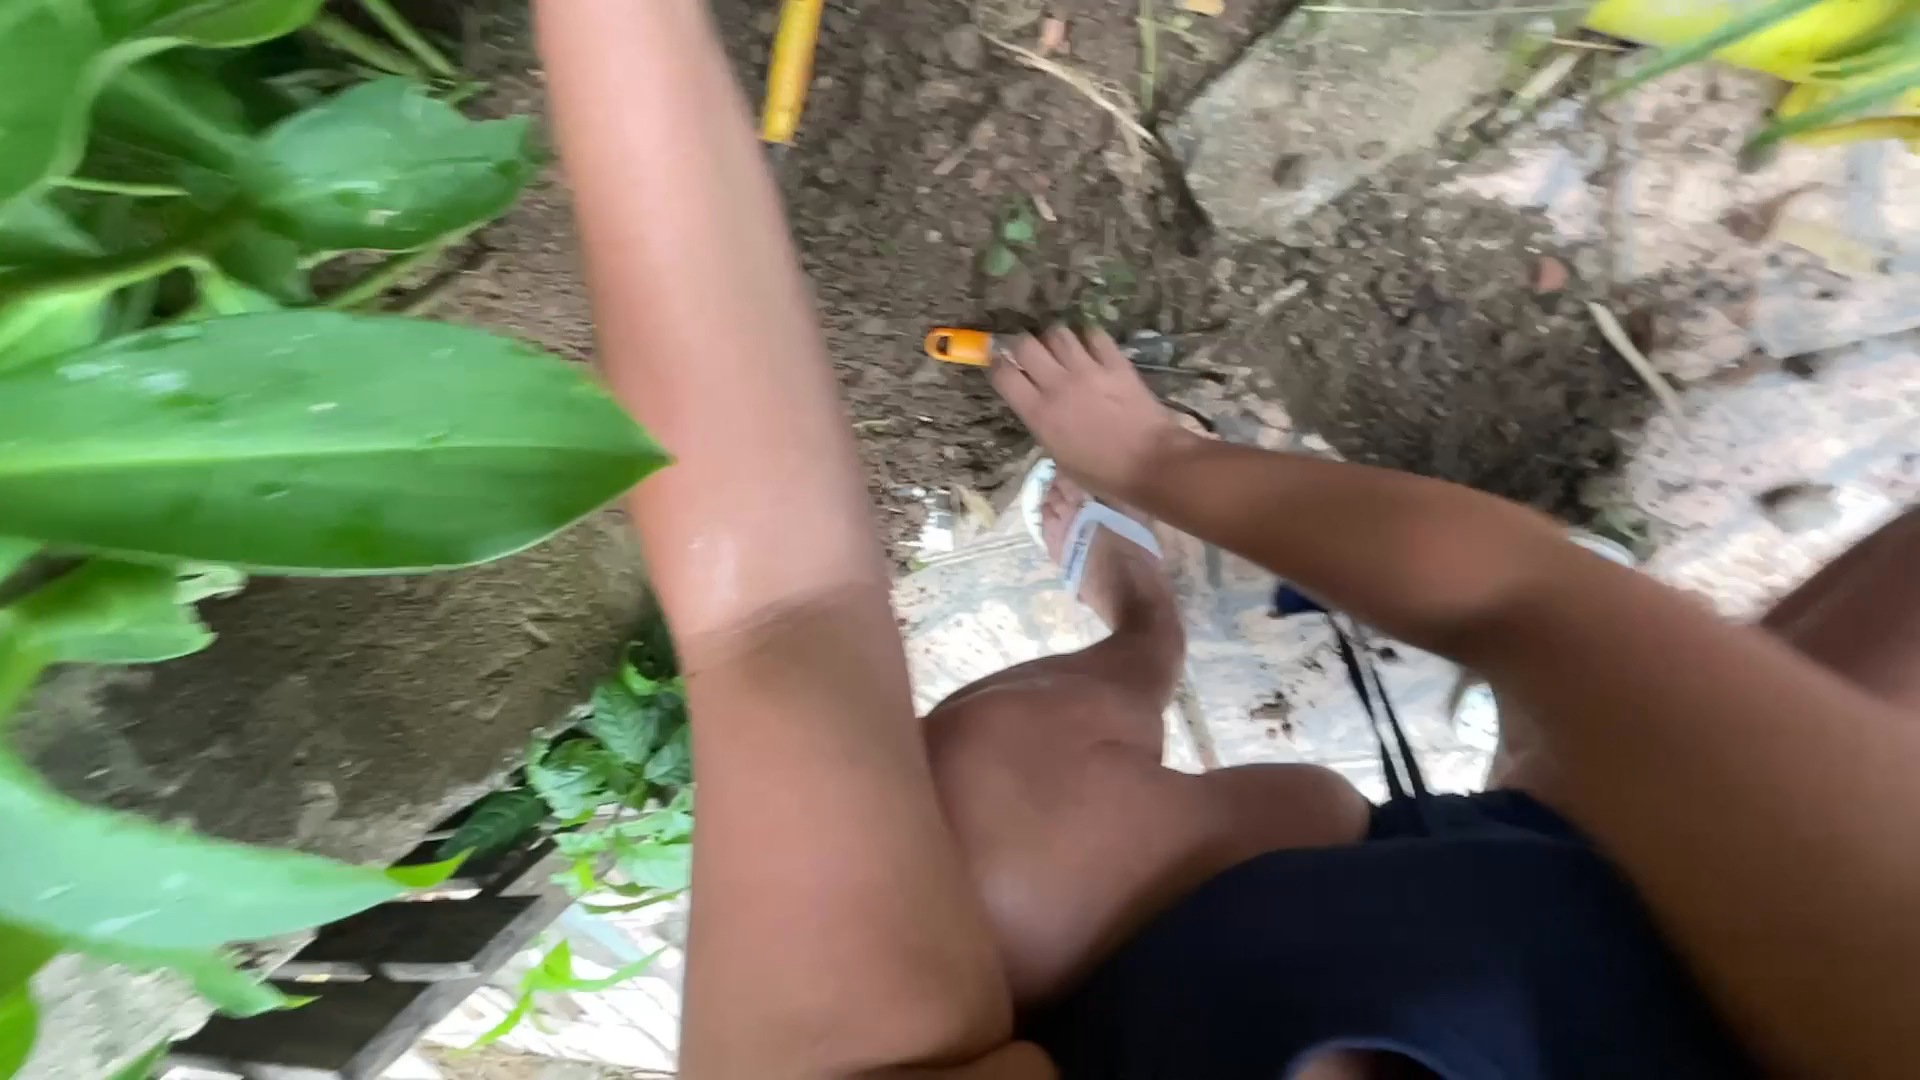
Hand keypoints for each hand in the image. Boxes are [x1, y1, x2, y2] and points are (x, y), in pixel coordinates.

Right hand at [989, 326, 1195, 501]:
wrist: (1150, 463)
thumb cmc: (1102, 474)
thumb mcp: (1060, 459)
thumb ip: (1045, 427)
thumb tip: (1041, 410)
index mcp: (1039, 414)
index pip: (1004, 375)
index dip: (997, 365)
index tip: (998, 364)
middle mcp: (1057, 385)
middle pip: (1025, 344)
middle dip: (1020, 345)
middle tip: (1027, 353)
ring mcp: (1088, 370)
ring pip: (1058, 333)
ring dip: (1053, 338)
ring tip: (1059, 348)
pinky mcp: (1116, 363)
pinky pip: (1094, 335)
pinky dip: (1088, 337)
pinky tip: (1089, 346)